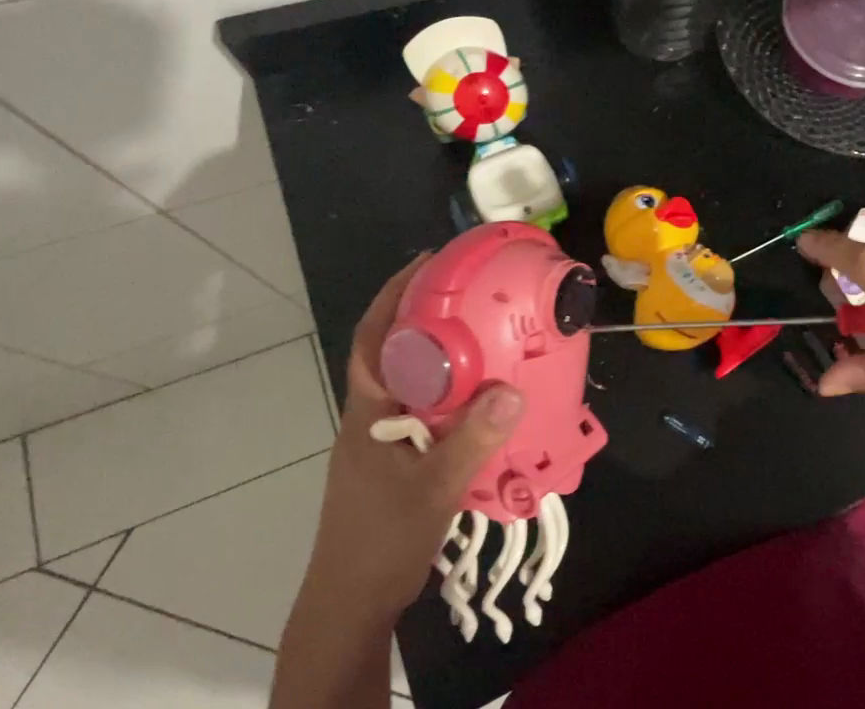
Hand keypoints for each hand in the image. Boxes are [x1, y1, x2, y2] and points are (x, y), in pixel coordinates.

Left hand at [302, 254, 526, 621]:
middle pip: (398, 351)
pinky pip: (429, 410)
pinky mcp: (398, 461)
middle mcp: (373, 416)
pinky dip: (456, 394)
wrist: (352, 601)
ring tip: (493, 338)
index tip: (432, 262)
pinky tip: (488, 401)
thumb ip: (472, 439)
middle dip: (431, 315)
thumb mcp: (433, 488)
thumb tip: (512, 388)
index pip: (375, 338)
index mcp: (369, 411)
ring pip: (416, 382)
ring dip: (447, 355)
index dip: (397, 295)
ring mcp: (384, 441)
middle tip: (480, 293)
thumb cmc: (381, 540)